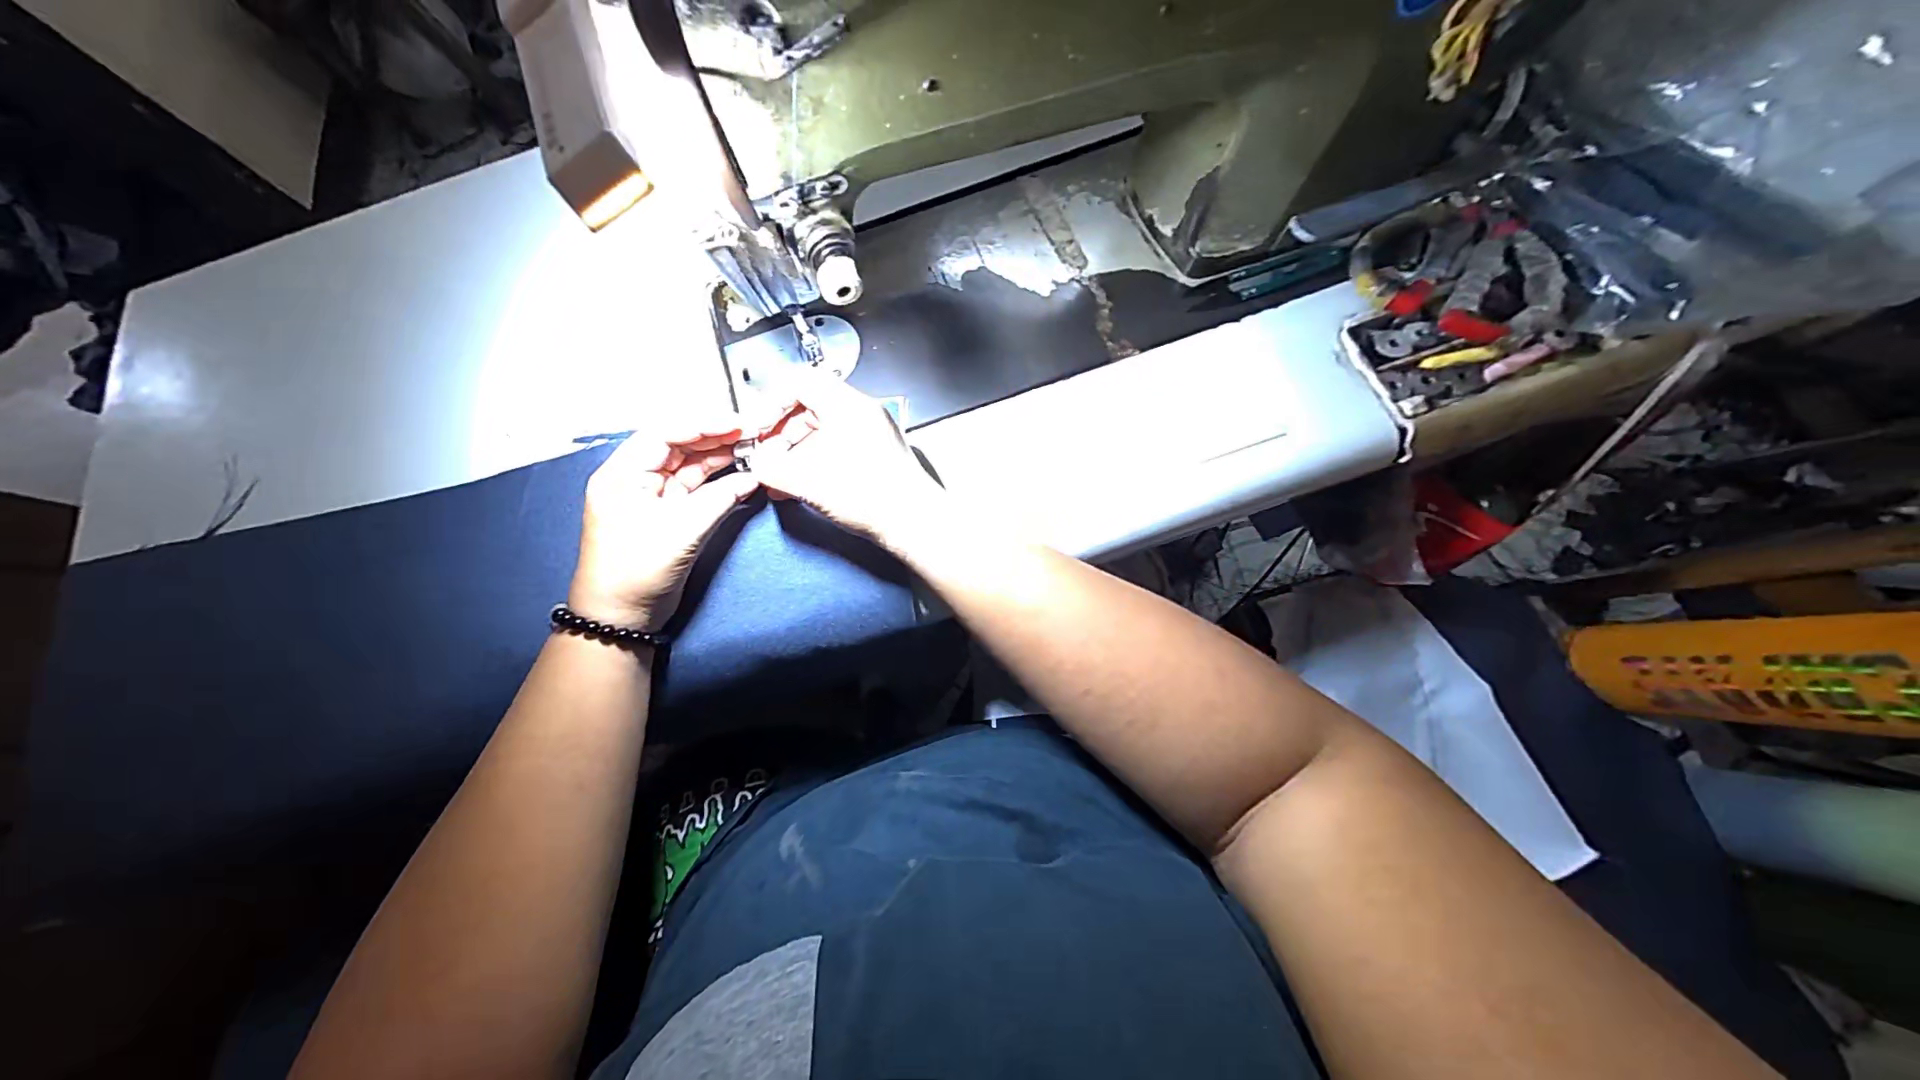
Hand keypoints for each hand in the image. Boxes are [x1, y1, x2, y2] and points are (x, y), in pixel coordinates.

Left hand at [568, 415, 760, 631]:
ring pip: (689, 466)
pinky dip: (718, 481)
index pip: (664, 433)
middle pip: (679, 445)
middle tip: (751, 433)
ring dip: (720, 457)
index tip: (735, 423)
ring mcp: (652, 497)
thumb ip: (719, 499)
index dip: (702, 424)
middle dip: (715, 438)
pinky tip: (742, 475)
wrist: (619, 616)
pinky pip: (695, 488)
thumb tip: (750, 477)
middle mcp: (635, 479)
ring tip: (752, 449)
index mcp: (623, 474)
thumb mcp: (681, 531)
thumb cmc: (635, 572)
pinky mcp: (667, 514)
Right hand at [748, 367, 947, 550]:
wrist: (913, 524)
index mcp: (847, 406)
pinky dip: (816, 461)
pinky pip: (838, 447)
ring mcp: (873, 433)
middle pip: (809, 407)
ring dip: (796, 451)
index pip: (799, 382)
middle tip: (767, 455)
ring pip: (823, 430)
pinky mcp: (878, 454)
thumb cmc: (875, 498)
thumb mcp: (806, 481)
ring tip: (781, 478)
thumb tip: (758, 463)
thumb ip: (770, 467)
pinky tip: (803, 486)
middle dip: (781, 432)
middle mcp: (863, 413)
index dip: (771, 403)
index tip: (759, 427)